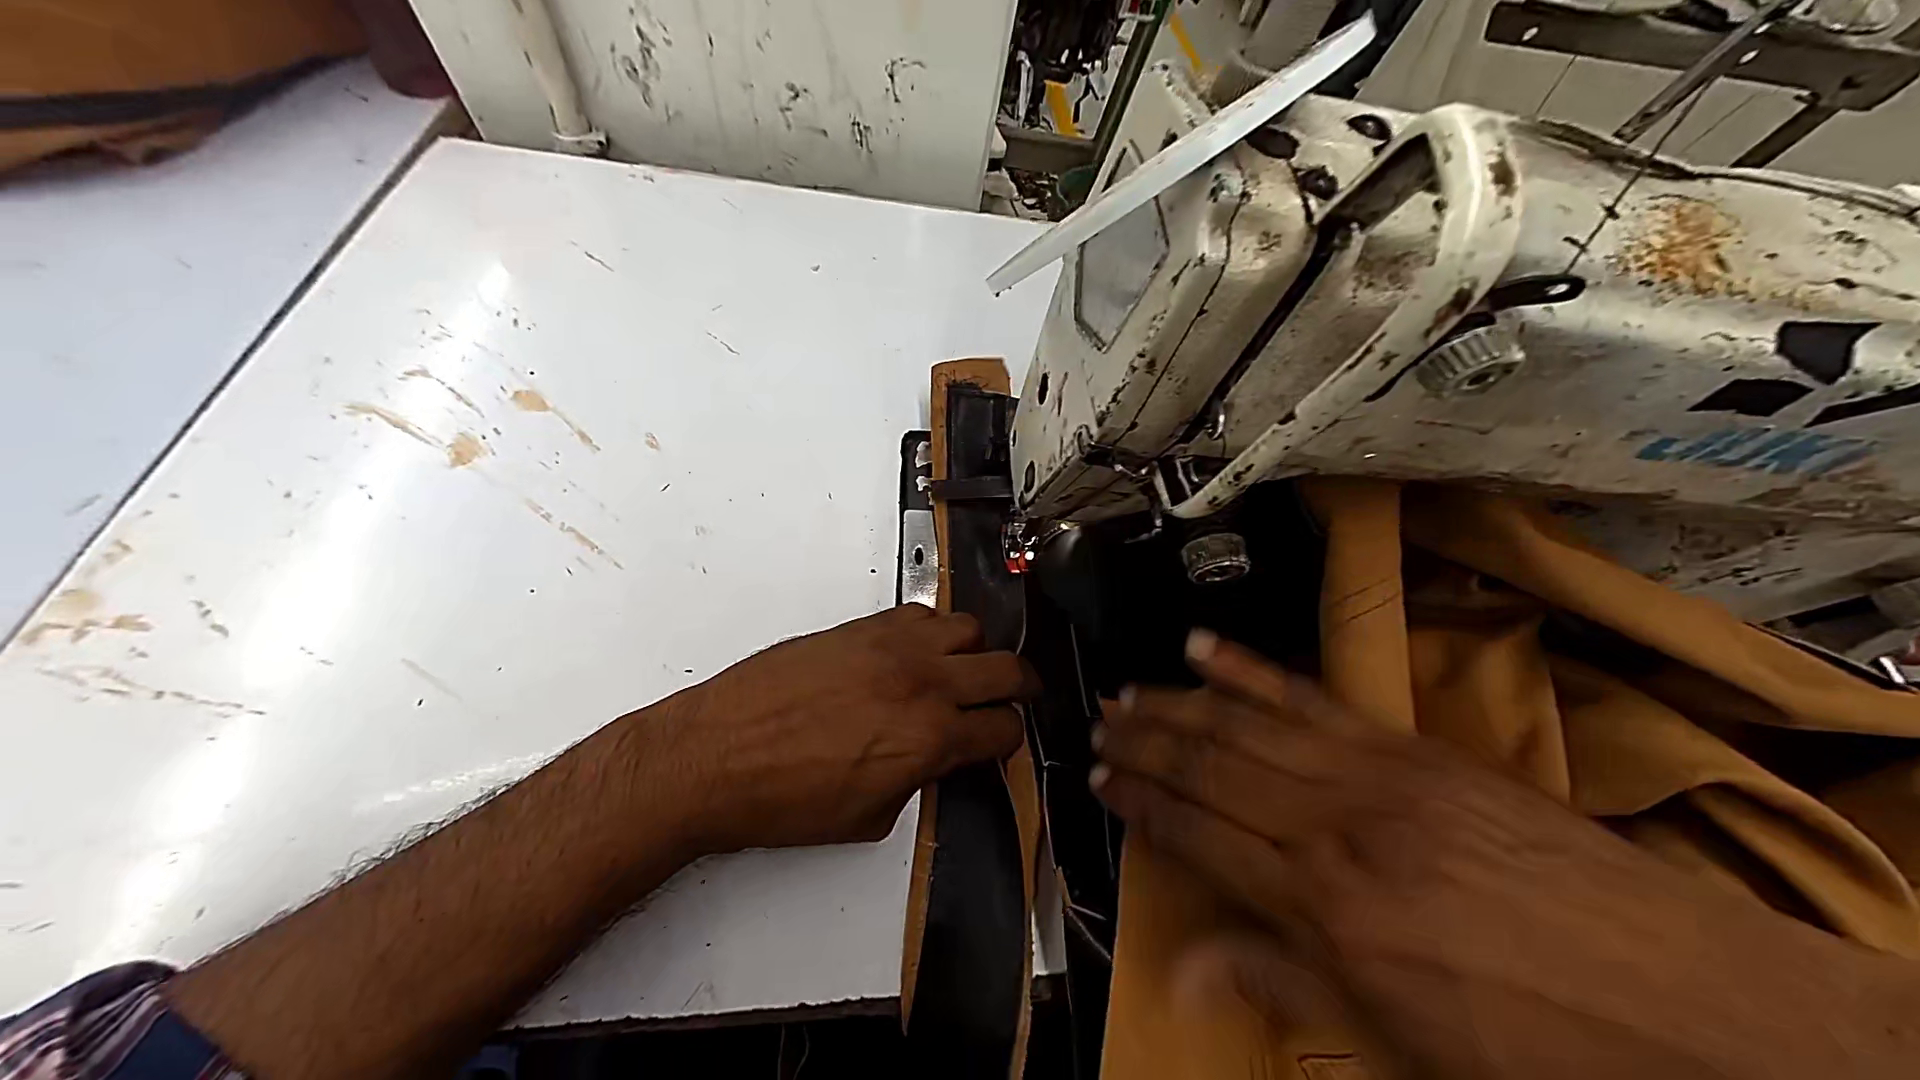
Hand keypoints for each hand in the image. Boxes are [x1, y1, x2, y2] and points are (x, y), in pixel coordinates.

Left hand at [645, 604, 1033, 856]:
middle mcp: (919, 683)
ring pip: (969, 627)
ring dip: (976, 651)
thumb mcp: (868, 815)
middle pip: (1006, 669)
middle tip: (1014, 695)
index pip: (1003, 728)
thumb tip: (934, 759)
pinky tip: (916, 653)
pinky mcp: (861, 627)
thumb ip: (919, 779)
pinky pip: (921, 612)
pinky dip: (932, 630)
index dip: (1009, 738)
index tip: (1002, 738)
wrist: (712, 757)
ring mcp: (892, 647)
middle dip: (1020, 686)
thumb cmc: (778, 795)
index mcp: (927, 738)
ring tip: (962, 669)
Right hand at [1093, 631, 1919, 1079]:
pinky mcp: (1406, 747)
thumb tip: (1185, 968)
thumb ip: (1278, 981)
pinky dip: (1250, 670)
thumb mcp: (1394, 1043)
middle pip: (1207, 766)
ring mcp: (1370, 774)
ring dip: (1178, 704)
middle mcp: (1330, 824)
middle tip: (1098, 726)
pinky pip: (1309, 697)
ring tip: (1130, 690)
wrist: (1699, 1010)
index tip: (1097, 782)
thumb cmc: (1533, 1043)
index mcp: (1319, 905)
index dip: (1138, 805)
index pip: (1195, 833)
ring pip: (1243, 724)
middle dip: (1143, 744)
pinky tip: (1206, 648)